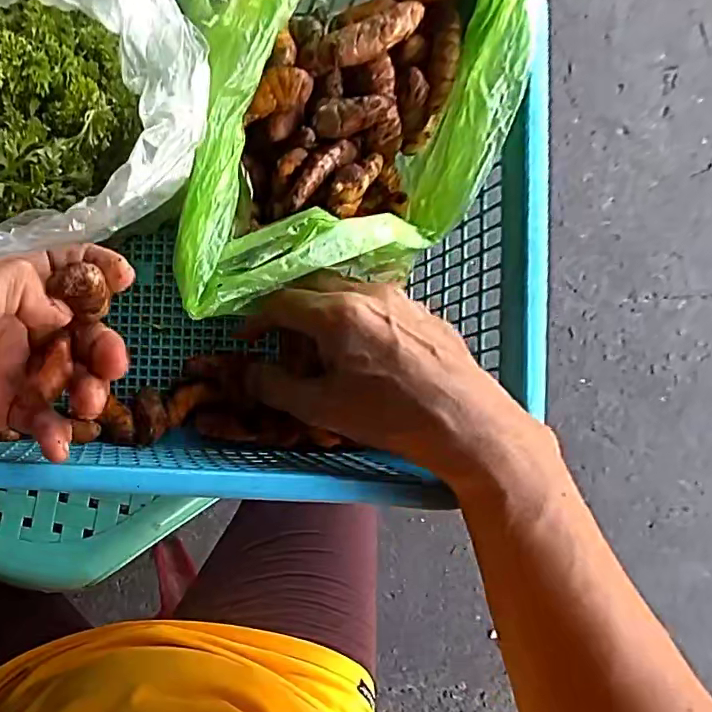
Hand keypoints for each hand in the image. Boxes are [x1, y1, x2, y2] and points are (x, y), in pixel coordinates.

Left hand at [0, 245, 135, 479]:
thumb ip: (9, 290)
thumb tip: (61, 308)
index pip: (51, 269)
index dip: (91, 267)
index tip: (126, 278)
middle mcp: (11, 327)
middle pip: (76, 328)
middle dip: (101, 344)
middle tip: (113, 366)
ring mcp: (14, 371)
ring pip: (73, 373)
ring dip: (88, 390)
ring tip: (85, 408)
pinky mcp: (12, 410)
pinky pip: (51, 416)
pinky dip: (60, 431)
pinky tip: (55, 445)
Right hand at [244, 272, 547, 487]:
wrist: (465, 421)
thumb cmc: (390, 417)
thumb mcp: (321, 409)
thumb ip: (276, 387)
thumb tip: (252, 372)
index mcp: (337, 312)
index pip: (281, 302)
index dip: (256, 320)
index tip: (247, 338)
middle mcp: (369, 293)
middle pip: (315, 289)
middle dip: (292, 315)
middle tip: (286, 347)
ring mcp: (403, 299)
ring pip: (350, 296)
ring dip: (327, 317)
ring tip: (329, 354)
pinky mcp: (426, 314)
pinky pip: (380, 307)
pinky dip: (360, 323)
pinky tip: (369, 357)